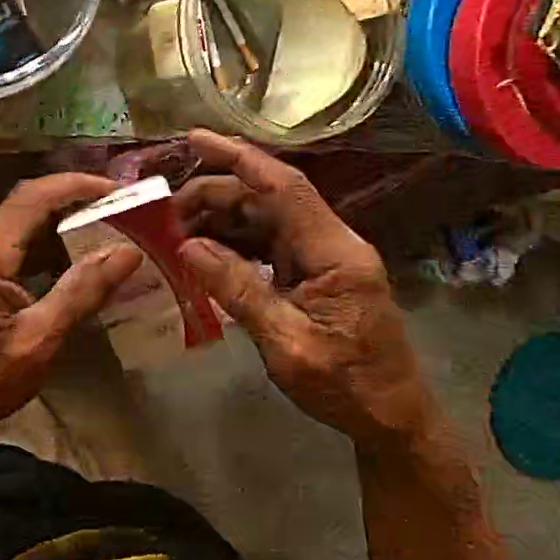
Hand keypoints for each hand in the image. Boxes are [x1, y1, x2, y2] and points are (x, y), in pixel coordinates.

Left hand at [0, 174, 142, 445]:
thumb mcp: (40, 340)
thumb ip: (82, 292)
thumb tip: (128, 253)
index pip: (33, 199)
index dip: (76, 186)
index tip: (117, 190)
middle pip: (30, 201)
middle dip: (76, 196)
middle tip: (122, 204)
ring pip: (27, 217)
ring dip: (67, 215)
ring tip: (111, 222)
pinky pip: (21, 238)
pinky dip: (53, 237)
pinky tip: (82, 250)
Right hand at [174, 130, 426, 443]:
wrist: (391, 421)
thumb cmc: (348, 387)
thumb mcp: (287, 345)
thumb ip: (238, 291)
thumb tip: (189, 247)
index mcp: (335, 252)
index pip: (284, 187)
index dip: (238, 157)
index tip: (195, 138)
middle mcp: (330, 242)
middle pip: (267, 199)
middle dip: (215, 195)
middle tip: (167, 211)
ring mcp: (321, 256)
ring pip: (263, 218)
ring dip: (220, 219)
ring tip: (176, 230)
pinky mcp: (313, 272)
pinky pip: (267, 243)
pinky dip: (233, 243)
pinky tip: (203, 252)